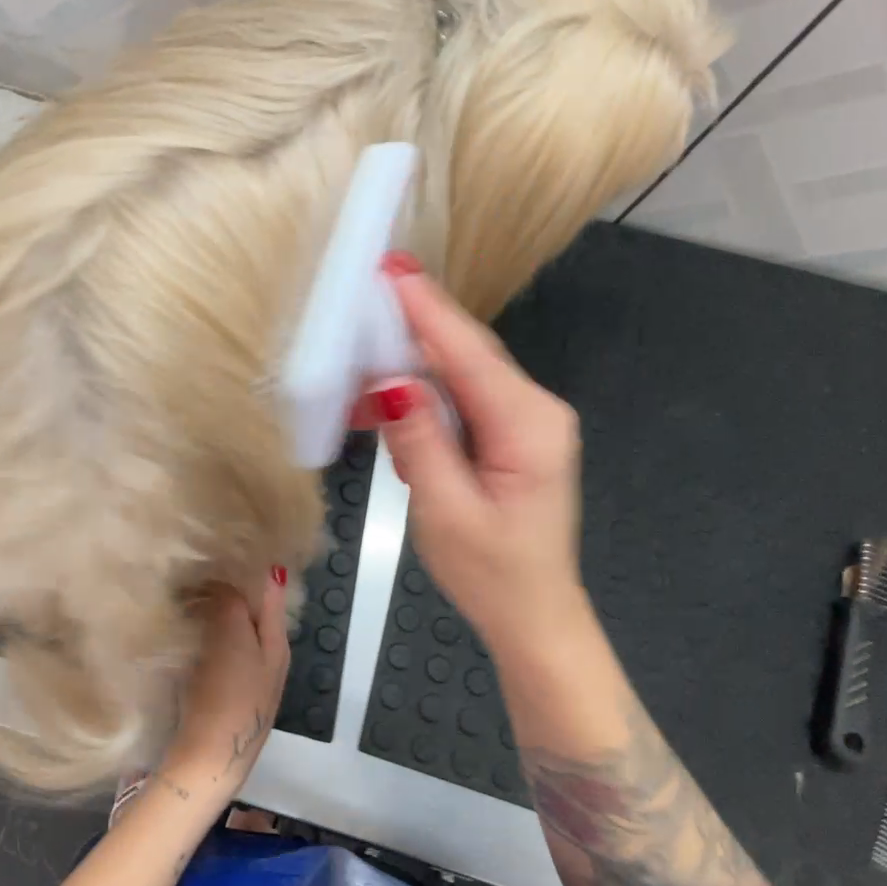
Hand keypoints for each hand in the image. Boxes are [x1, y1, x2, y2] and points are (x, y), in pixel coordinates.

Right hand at [160, 573, 290, 802]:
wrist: (206, 761)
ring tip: (184, 582)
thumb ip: (233, 604)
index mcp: (277, 642)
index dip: (255, 566)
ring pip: (228, 629)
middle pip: (250, 610)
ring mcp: (241, 677)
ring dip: (211, 607)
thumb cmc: (227, 697)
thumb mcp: (235, 641)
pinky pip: (210, 649)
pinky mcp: (217, 692)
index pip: (271, 591)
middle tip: (198, 558)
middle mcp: (264, 658)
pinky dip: (199, 631)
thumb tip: (226, 580)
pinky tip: (179, 623)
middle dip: (228, 585)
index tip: (231, 540)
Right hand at [369, 259, 587, 644]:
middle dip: (411, 327)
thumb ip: (420, 441)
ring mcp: (523, 422)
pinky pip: (459, 401)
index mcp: (527, 425)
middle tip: (360, 299)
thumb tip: (389, 383)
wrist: (533, 617)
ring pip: (458, 376)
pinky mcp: (507, 437)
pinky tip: (382, 404)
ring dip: (406, 368)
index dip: (426, 309)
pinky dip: (419, 399)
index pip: (467, 354)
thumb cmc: (492, 573)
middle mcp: (533, 411)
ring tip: (353, 360)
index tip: (392, 268)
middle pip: (465, 355)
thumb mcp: (446, 510)